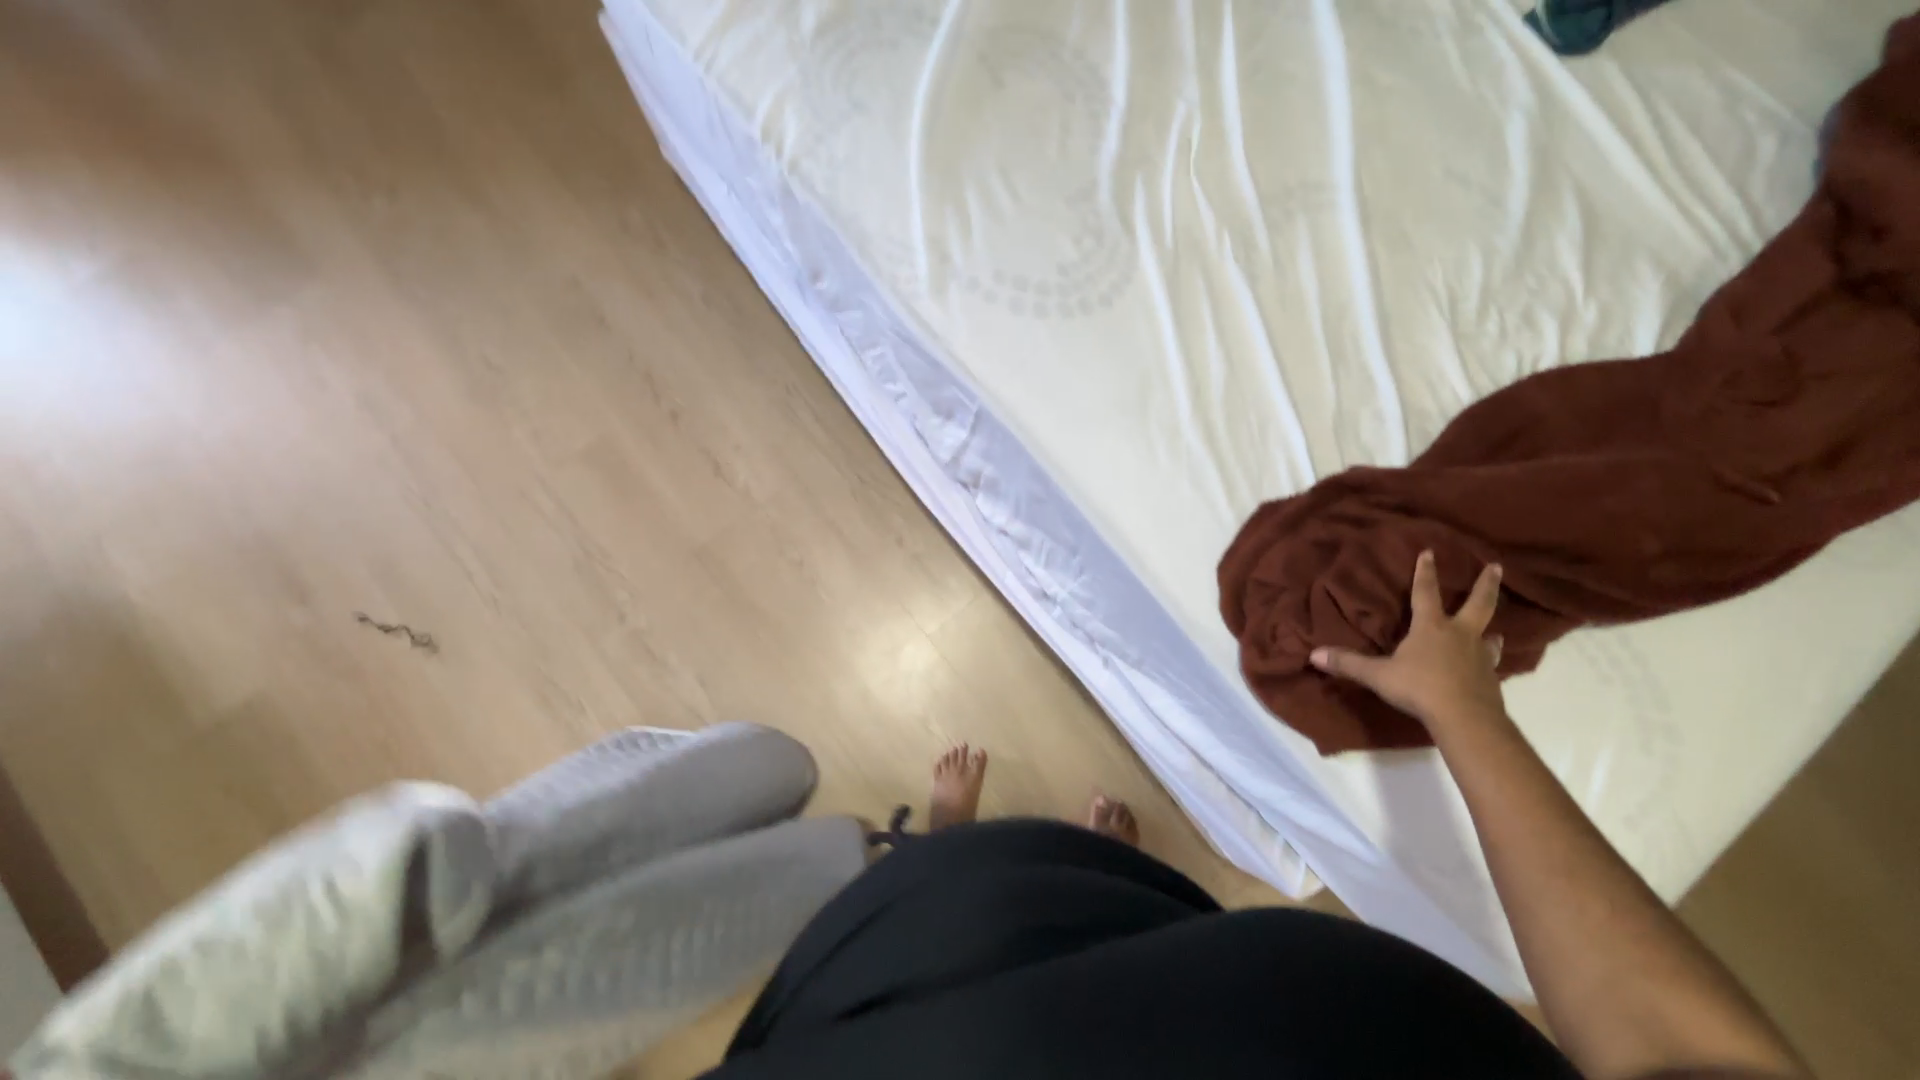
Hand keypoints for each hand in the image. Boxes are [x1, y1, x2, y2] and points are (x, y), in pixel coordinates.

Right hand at [1310, 550, 1506, 731]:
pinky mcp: (1490, 678)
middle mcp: (1459, 635)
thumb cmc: (1419, 688)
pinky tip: (1487, 665)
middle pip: (1478, 603)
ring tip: (1496, 630)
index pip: (1426, 593)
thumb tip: (1314, 654)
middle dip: (1486, 585)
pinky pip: (1491, 663)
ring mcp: (1479, 656)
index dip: (1425, 572)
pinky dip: (1489, 660)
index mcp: (1431, 627)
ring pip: (1489, 635)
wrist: (1464, 717)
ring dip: (1491, 629)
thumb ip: (1348, 664)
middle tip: (1496, 567)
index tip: (1430, 552)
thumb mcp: (1378, 675)